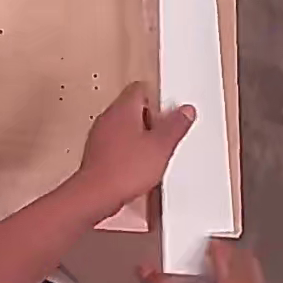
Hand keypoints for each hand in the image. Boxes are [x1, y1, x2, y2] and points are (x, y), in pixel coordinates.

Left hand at [70, 82, 194, 214]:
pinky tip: (137, 165)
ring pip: (124, 126)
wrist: (97, 194)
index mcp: (124, 108)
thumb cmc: (124, 169)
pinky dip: (128, 150)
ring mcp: (100, 134)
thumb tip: (186, 111)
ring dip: (139, 136)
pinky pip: (116, 143)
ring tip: (152, 152)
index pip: (140, 88)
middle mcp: (109, 117)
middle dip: (151, 119)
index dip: (158, 98)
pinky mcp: (97, 152)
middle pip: (132, 107)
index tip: (170, 112)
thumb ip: (175, 126)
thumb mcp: (162, 146)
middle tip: (164, 134)